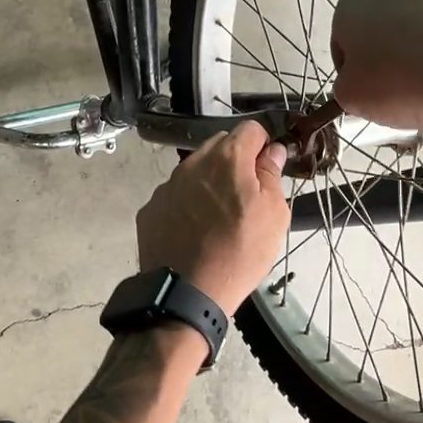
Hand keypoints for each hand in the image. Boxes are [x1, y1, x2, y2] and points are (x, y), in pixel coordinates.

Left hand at [136, 121, 290, 315]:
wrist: (188, 293)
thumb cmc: (239, 254)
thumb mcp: (273, 215)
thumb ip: (271, 176)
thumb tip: (272, 152)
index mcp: (227, 158)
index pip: (251, 129)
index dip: (263, 144)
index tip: (267, 167)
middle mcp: (191, 164)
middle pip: (219, 146)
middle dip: (235, 161)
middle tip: (245, 196)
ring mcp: (166, 186)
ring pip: (194, 172)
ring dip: (208, 183)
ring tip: (218, 219)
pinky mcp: (150, 209)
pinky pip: (174, 196)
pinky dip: (185, 205)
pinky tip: (193, 232)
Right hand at [329, 0, 422, 139]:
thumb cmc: (400, 78)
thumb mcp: (352, 99)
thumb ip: (348, 87)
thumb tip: (361, 81)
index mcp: (354, 3)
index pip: (343, 43)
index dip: (354, 73)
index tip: (370, 95)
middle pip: (385, 27)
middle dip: (392, 55)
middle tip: (405, 91)